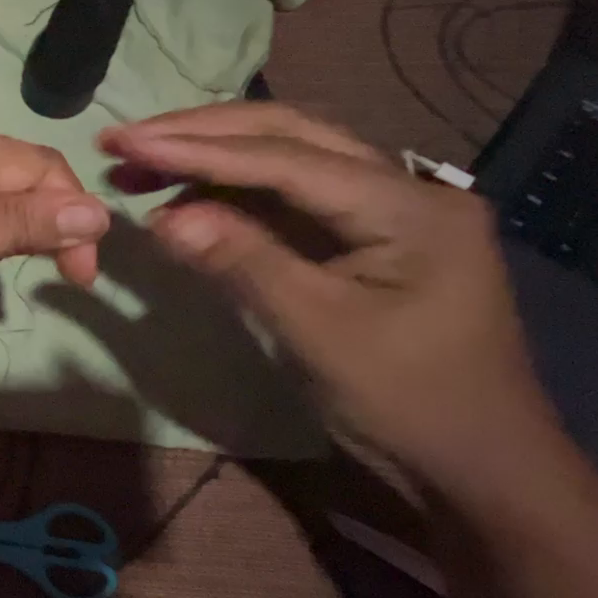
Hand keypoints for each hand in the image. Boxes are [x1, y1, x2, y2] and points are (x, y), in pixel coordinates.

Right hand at [100, 103, 553, 471]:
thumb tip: (159, 219)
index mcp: (409, 206)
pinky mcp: (358, 238)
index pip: (285, 159)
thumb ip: (241, 263)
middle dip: (199, 134)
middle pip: (288, 136)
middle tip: (122, 141)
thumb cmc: (407, 399)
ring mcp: (381, 212)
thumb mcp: (317, 330)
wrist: (474, 463)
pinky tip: (181, 203)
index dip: (196, 149)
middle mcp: (402, 189)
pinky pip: (284, 199)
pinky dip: (226, 196)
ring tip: (136, 169)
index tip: (122, 143)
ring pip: (284, 161)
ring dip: (209, 160)